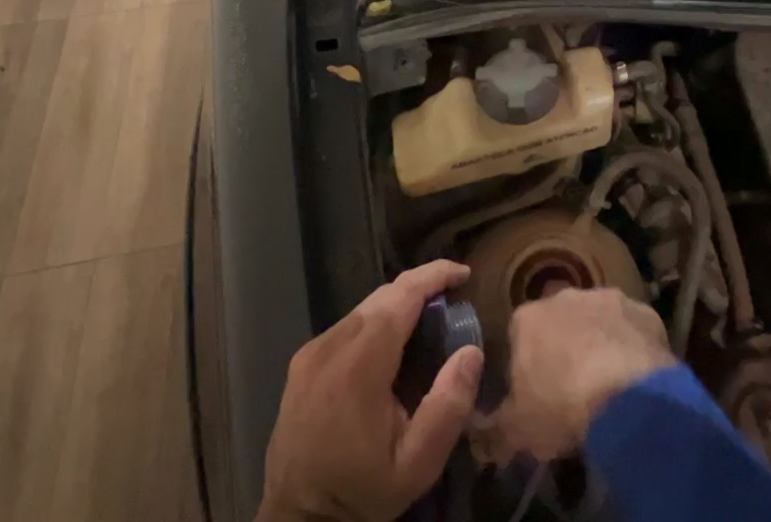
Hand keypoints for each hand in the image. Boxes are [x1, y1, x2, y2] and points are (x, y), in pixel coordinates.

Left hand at [258, 261, 483, 521]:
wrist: (299, 520)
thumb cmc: (362, 490)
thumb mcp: (418, 463)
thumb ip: (448, 405)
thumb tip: (471, 350)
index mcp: (357, 367)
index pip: (399, 297)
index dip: (433, 276)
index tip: (464, 272)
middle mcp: (328, 348)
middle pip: (381, 296)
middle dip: (420, 286)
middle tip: (455, 295)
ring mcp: (310, 354)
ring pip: (363, 308)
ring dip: (399, 302)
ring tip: (431, 314)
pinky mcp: (302, 364)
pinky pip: (348, 325)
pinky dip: (377, 319)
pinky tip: (395, 337)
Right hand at [493, 287, 674, 460]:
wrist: (627, 396)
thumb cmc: (561, 406)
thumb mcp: (517, 430)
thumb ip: (497, 429)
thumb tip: (485, 438)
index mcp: (528, 318)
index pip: (518, 336)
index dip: (527, 364)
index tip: (534, 391)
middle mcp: (566, 297)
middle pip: (560, 322)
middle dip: (565, 347)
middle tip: (572, 387)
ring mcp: (609, 298)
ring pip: (599, 320)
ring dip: (600, 343)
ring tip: (608, 384)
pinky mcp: (645, 311)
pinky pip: (633, 328)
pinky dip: (632, 347)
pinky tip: (637, 378)